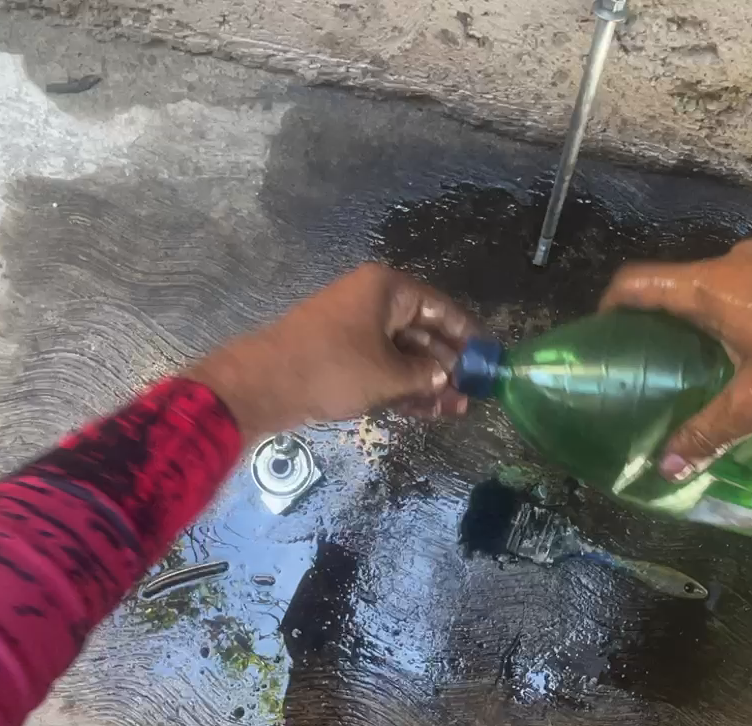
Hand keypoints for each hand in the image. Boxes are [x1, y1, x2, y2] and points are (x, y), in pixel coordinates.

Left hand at [187, 263, 477, 441]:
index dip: (466, 334)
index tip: (487, 357)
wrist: (264, 385)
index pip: (439, 308)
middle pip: (422, 332)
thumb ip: (426, 375)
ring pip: (402, 354)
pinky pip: (381, 368)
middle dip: (447, 365)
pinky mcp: (341, 356)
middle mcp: (372, 302)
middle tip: (473, 392)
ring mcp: (355, 330)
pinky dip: (402, 387)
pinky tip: (427, 411)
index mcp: (386, 289)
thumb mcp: (389, 375)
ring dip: (427, 382)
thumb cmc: (333, 369)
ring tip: (456, 409)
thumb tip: (446, 376)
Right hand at [600, 236, 751, 480]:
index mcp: (712, 288)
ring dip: (718, 313)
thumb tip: (665, 470)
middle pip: (684, 284)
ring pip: (732, 282)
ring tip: (727, 356)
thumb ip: (710, 433)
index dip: (611, 304)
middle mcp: (741, 260)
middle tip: (668, 360)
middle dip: (669, 319)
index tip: (606, 333)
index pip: (638, 282)